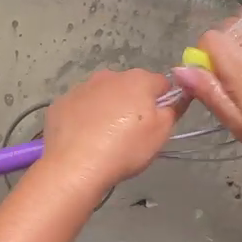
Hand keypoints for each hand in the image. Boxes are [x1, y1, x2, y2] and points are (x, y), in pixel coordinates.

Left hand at [38, 69, 177, 191]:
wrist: (76, 166)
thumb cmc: (125, 148)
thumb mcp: (160, 133)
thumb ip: (173, 110)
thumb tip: (181, 94)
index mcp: (138, 80)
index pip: (162, 83)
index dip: (163, 102)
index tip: (158, 123)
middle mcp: (109, 76)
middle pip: (129, 87)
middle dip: (133, 104)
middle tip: (131, 134)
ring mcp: (81, 87)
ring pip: (103, 95)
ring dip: (108, 110)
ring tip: (105, 139)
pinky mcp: (61, 103)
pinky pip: (80, 107)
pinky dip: (84, 118)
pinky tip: (84, 139)